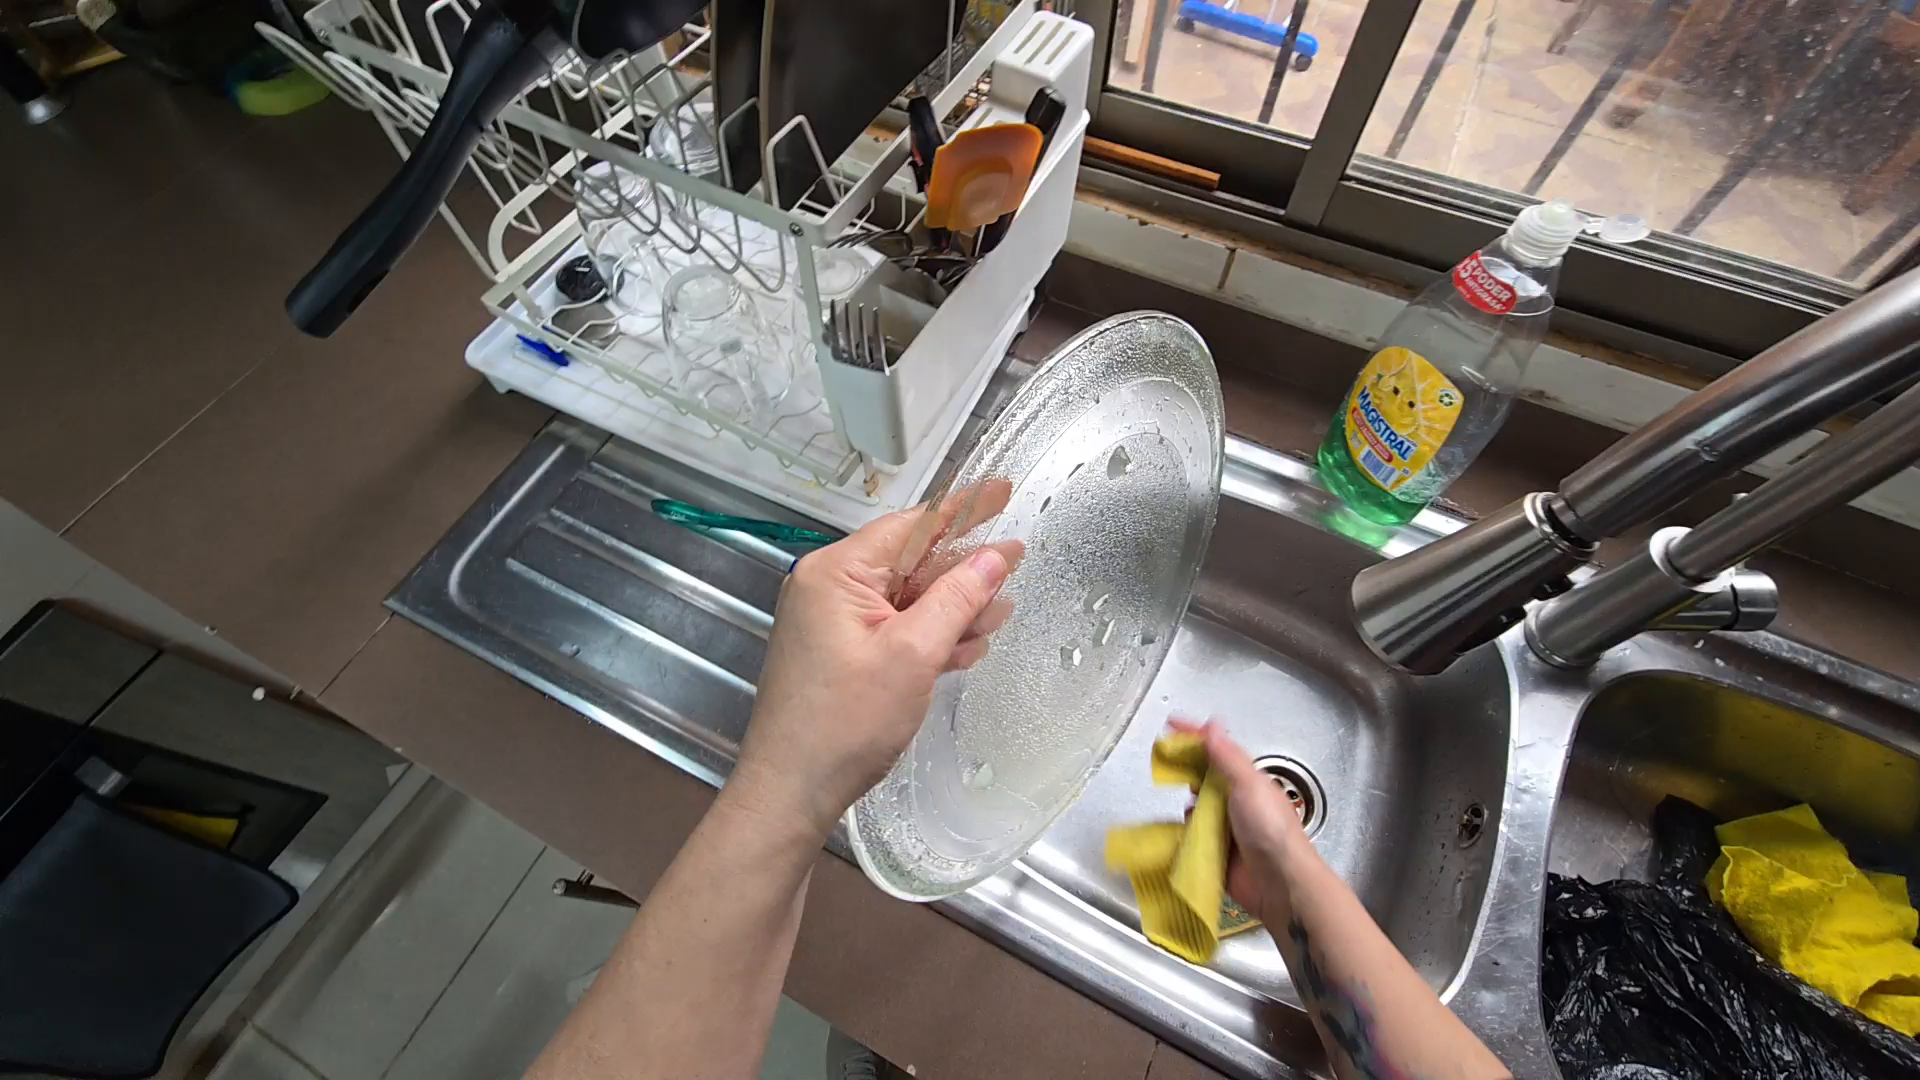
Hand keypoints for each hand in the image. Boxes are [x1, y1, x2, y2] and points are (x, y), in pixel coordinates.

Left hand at [729, 499, 1023, 843]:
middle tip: (1012, 570)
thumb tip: (996, 555)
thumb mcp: (912, 655)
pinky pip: (895, 629)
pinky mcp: (842, 651)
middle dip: (963, 572)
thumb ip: (957, 598)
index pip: (911, 525)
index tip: (1001, 490)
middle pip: (912, 562)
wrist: (792, 792)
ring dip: (953, 609)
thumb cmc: (845, 723)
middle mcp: (831, 587)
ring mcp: (835, 621)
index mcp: (837, 572)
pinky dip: (929, 636)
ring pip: (908, 599)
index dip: (962, 509)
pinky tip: (966, 646)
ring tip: (998, 616)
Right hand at [1169, 716, 1310, 917]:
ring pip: (1196, 805)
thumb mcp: (1249, 785)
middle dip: (1185, 768)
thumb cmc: (1271, 831)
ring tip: (1186, 808)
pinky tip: (1184, 833)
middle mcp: (1236, 800)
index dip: (1194, 735)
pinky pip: (1193, 834)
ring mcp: (1227, 826)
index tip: (1171, 723)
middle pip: (1204, 776)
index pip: (1218, 749)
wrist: (1281, 886)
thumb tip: (1212, 725)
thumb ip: (1228, 756)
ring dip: (1188, 805)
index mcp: (1248, 781)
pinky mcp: (1216, 851)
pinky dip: (1185, 831)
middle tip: (1164, 762)